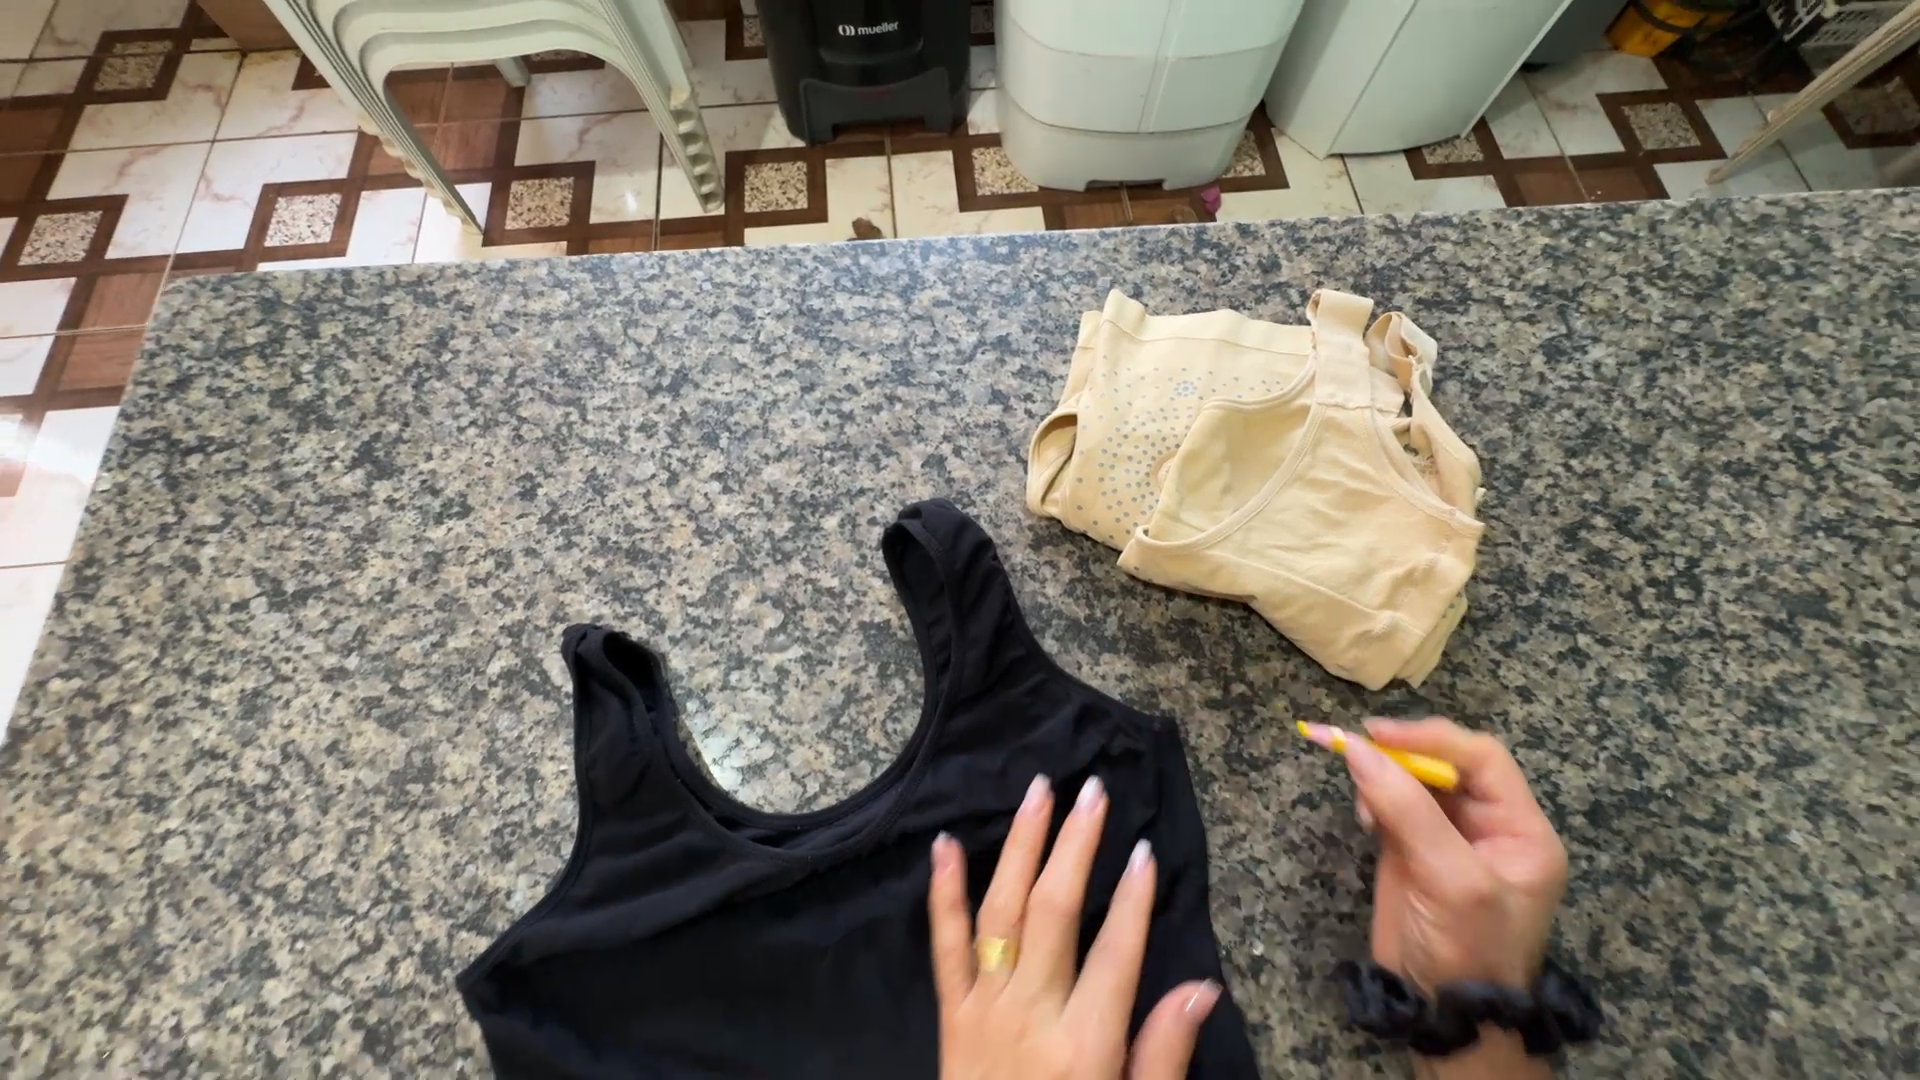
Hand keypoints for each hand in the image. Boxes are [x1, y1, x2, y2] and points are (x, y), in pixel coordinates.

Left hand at [928, 775, 1221, 1079]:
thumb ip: (1164, 1055)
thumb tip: (1202, 987)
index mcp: (1084, 1046)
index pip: (1116, 954)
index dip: (1133, 899)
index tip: (1143, 849)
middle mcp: (1030, 1014)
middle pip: (1054, 912)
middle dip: (1076, 846)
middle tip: (1092, 792)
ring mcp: (984, 1008)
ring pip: (1001, 910)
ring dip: (1021, 845)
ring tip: (1037, 793)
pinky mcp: (951, 1013)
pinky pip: (945, 945)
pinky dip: (943, 891)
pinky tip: (944, 844)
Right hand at [1320, 718, 1567, 1078]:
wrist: (1442, 1013)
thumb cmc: (1467, 950)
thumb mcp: (1449, 880)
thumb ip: (1407, 810)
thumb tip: (1356, 749)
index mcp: (1521, 830)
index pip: (1482, 759)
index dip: (1432, 737)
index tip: (1378, 734)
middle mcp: (1487, 826)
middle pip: (1444, 763)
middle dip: (1399, 756)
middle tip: (1353, 750)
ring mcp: (1446, 836)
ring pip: (1410, 778)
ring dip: (1381, 777)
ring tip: (1363, 803)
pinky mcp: (1410, 848)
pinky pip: (1388, 802)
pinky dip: (1370, 798)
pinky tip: (1364, 819)